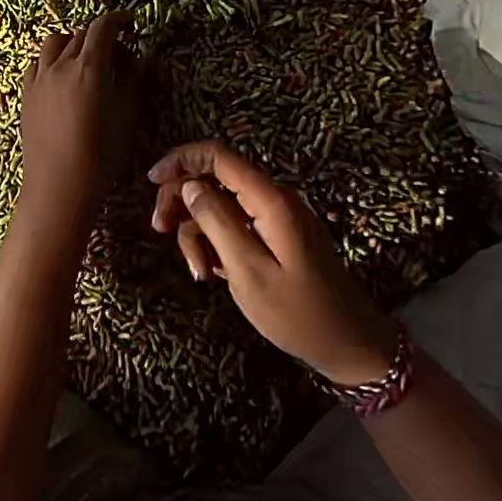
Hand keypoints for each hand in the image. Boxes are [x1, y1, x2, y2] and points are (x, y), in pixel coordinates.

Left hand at [19, 12, 134, 231]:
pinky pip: (38, 63)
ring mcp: (39, 79)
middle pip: (81, 34)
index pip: (103, 27)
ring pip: (55, 43)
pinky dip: (52, 60)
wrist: (58, 187)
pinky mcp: (27, 94)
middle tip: (117, 52)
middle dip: (101, 36)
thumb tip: (133, 58)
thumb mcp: (126, 116)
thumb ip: (130, 80)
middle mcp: (60, 66)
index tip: (130, 22)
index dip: (118, 19)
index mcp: (88, 68)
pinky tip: (62, 76)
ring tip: (85, 60)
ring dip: (73, 43)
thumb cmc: (100, 155)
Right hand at [150, 142, 402, 386]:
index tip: (152, 180)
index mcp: (270, 200)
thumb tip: (189, 185)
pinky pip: (234, 225)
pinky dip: (215, 243)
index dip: (181, 159)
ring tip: (197, 271)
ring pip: (219, 204)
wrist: (349, 344)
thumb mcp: (248, 271)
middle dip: (182, 200)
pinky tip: (211, 273)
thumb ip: (216, 222)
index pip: (218, 156)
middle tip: (159, 230)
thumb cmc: (298, 313)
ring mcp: (274, 216)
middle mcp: (272, 198)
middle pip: (213, 178)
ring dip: (197, 230)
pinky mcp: (273, 234)